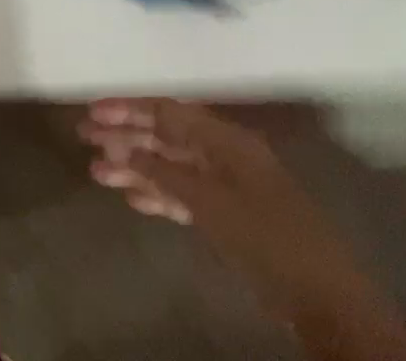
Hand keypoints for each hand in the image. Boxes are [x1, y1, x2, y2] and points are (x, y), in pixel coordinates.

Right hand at [79, 99, 372, 311]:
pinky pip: (184, 194)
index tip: (90, 112)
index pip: (169, 111)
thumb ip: (158, 169)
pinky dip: (157, 194)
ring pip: (171, 167)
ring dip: (135, 168)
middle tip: (85, 139)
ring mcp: (229, 187)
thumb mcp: (204, 198)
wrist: (320, 297)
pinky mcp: (229, 214)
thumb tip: (119, 145)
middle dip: (125, 137)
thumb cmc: (262, 234)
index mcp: (227, 142)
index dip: (128, 108)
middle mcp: (227, 156)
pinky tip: (133, 200)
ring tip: (98, 175)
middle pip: (166, 137)